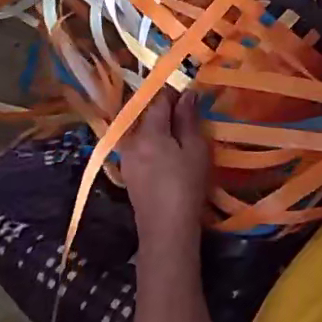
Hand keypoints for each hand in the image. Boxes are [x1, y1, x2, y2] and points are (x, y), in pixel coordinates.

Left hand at [117, 87, 212, 253]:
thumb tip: (186, 94)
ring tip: (179, 133)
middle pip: (146, 114)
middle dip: (164, 108)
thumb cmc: (186, 186)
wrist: (166, 229)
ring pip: (142, 130)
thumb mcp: (195, 149)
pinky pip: (139, 146)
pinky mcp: (128, 172)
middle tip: (186, 113)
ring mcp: (126, 157)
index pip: (158, 100)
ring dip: (158, 126)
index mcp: (147, 131)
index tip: (189, 92)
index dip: (174, 92)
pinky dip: (152, 141)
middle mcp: (131, 140)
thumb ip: (188, 119)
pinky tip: (167, 151)